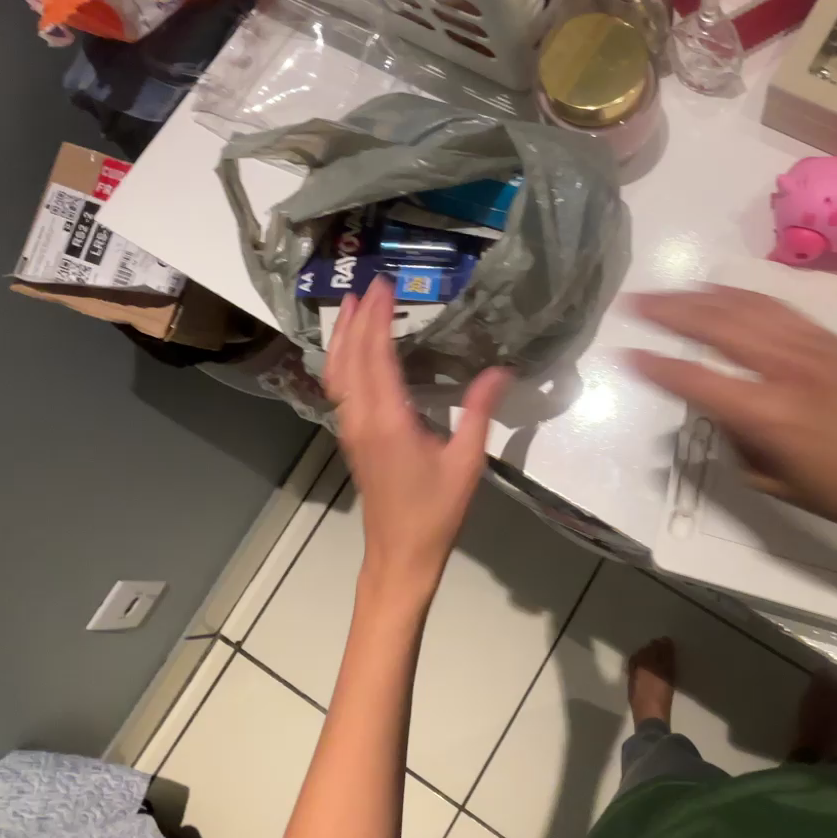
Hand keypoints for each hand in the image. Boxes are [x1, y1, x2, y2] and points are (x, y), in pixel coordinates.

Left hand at [324, 277, 511, 608]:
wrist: (400, 553)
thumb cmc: (436, 511)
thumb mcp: (467, 461)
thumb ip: (480, 412)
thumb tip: (500, 369)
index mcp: (388, 420)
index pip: (375, 356)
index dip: (377, 318)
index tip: (384, 286)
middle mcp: (361, 419)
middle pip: (348, 358)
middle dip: (356, 318)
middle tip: (370, 284)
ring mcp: (350, 429)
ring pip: (336, 372)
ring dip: (344, 336)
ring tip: (354, 306)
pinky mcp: (352, 438)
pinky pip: (339, 388)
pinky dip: (342, 359)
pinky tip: (353, 350)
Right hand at [628, 285, 836, 555]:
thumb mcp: (775, 483)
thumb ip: (737, 439)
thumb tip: (717, 405)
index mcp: (768, 414)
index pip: (693, 377)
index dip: (654, 365)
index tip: (626, 354)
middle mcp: (785, 368)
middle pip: (714, 323)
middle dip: (667, 309)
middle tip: (634, 301)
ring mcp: (812, 345)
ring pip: (744, 305)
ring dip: (701, 295)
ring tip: (669, 291)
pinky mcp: (832, 338)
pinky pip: (777, 305)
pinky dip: (742, 295)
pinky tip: (723, 293)